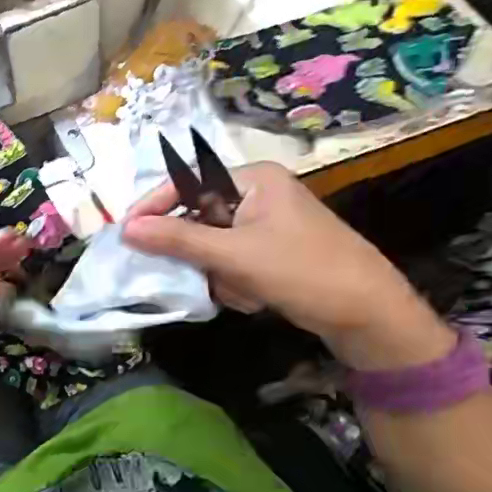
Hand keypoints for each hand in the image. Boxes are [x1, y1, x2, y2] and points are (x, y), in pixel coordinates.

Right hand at [121, 162, 452, 369]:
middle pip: (198, 218)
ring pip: (212, 247)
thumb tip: (126, 229)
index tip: (124, 232)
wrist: (367, 313)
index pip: (188, 183)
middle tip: (200, 276)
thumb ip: (178, 239)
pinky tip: (256, 298)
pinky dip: (234, 283)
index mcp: (253, 178)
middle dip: (200, 255)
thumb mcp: (234, 255)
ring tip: (245, 292)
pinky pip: (230, 262)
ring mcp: (266, 224)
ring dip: (219, 275)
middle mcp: (258, 194)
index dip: (154, 206)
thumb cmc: (302, 270)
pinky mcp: (271, 251)